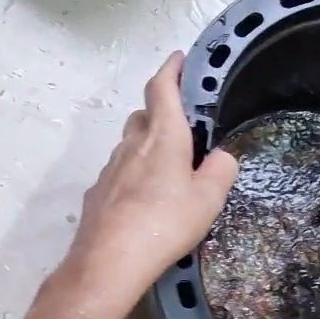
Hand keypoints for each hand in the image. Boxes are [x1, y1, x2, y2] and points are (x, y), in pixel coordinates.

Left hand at [57, 52, 238, 310]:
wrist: (109, 260)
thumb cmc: (165, 223)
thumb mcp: (208, 200)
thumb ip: (220, 172)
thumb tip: (222, 157)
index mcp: (162, 137)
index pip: (162, 89)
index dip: (171, 69)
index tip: (179, 58)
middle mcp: (131, 146)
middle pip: (143, 116)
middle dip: (159, 112)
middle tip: (180, 125)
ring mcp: (109, 170)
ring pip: (128, 146)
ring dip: (145, 146)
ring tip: (165, 166)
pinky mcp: (97, 195)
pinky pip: (118, 174)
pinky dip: (131, 175)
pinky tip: (142, 199)